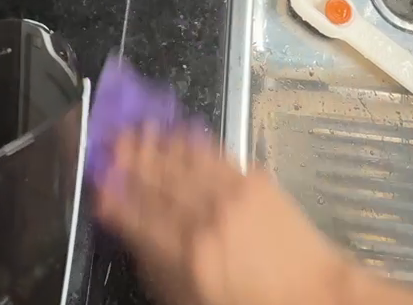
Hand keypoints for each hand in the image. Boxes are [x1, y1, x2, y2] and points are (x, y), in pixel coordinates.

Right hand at [96, 129, 412, 304]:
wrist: (316, 294)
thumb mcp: (196, 301)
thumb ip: (161, 270)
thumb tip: (133, 240)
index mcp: (190, 255)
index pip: (138, 217)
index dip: (113, 197)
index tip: (96, 181)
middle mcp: (207, 216)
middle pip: (156, 180)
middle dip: (127, 158)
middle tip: (106, 139)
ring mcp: (231, 191)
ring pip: (181, 158)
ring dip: (154, 141)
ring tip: (131, 126)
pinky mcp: (252, 176)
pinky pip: (212, 151)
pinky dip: (189, 138)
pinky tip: (174, 128)